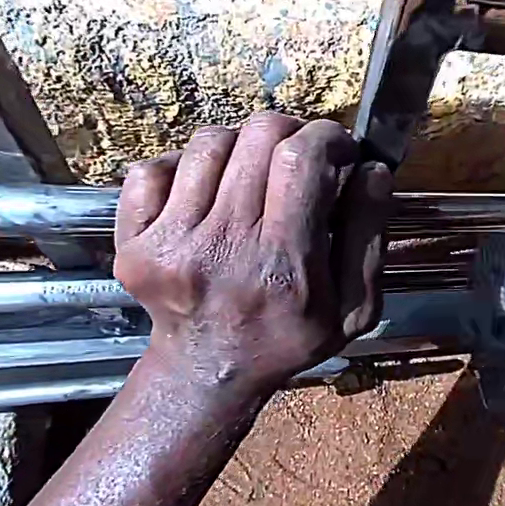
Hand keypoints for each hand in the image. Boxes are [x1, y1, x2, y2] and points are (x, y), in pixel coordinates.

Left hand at [114, 113, 392, 396]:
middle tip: (304, 154)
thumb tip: (373, 171)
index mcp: (281, 264)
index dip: (327, 137)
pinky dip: (189, 166)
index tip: (339, 146)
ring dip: (244, 146)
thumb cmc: (289, 340)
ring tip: (257, 174)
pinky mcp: (131, 242)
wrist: (211, 373)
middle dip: (293, 132)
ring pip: (210, 141)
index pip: (301, 159)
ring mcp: (167, 243)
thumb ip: (368, 238)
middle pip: (257, 136)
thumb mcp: (354, 308)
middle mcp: (220, 246)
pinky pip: (155, 166)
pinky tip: (210, 192)